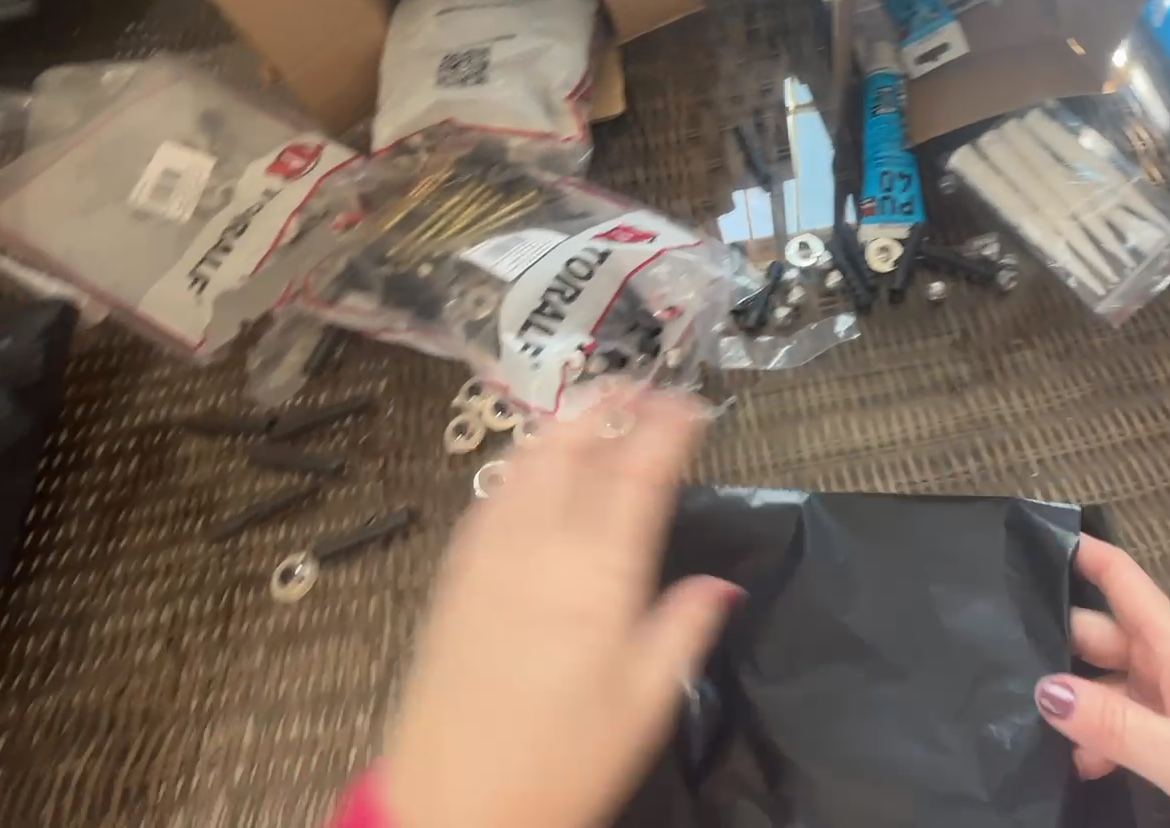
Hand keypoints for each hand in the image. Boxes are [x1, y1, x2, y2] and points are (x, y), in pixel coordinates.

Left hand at [379, 389, 741, 827]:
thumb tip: (723, 583)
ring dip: (567, 422)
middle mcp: (543, 547)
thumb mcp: (645, 702)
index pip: (640, 474)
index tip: (690, 402)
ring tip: (596, 404)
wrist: (446, 813)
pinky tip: (536, 460)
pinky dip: (522, 461)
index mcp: (599, 575)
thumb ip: (686, 628)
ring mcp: (492, 554)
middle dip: (615, 404)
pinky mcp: (457, 573)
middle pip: (579, 448)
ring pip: (530, 461)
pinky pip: (492, 495)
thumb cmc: (561, 760)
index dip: (668, 427)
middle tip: (644, 385)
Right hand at [1033, 537, 1169, 827]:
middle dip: (1054, 635)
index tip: (1024, 538)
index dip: (1077, 550)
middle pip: (1103, 630)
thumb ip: (1116, 725)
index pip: (1120, 577)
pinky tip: (1075, 765)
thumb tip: (1041, 687)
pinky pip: (1133, 721)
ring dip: (1075, 697)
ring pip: (1112, 681)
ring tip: (1018, 719)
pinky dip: (1102, 735)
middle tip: (994, 651)